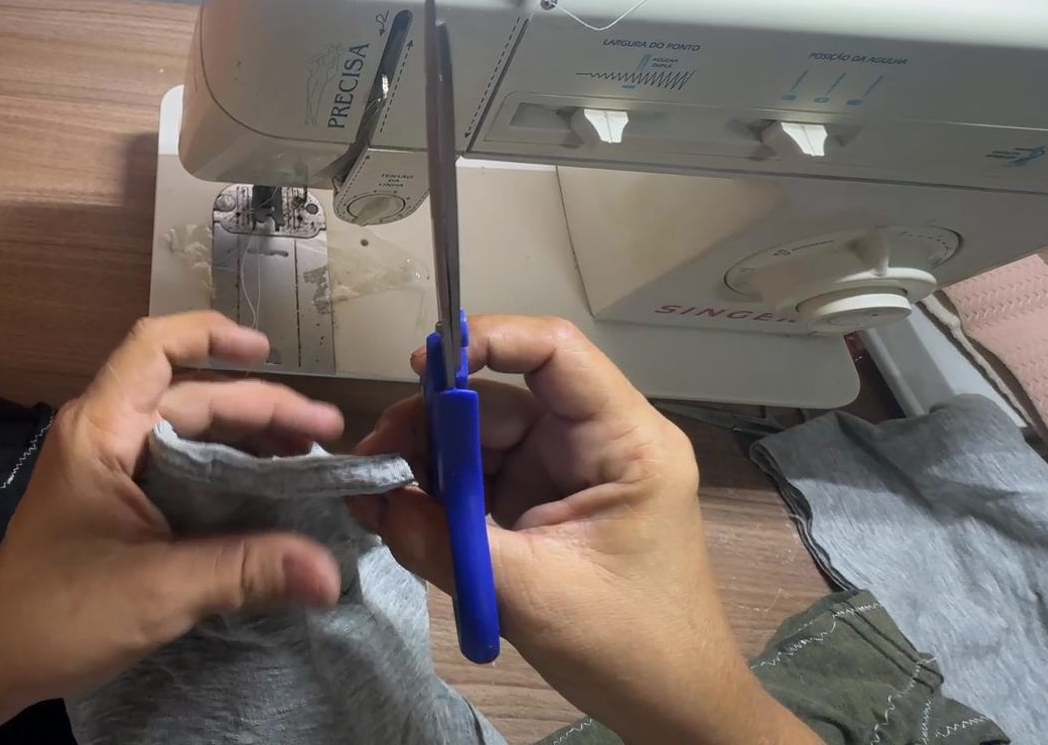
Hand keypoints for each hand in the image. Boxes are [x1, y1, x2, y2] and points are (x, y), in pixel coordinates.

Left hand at [0, 312, 345, 732]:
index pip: (152, 347)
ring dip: (247, 433)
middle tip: (326, 431)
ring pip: (189, 424)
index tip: (267, 351)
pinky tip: (266, 483)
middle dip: (258, 405)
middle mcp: (106, 429)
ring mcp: (112, 460)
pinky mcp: (119, 490)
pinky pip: (181, 458)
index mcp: (101, 429)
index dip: (210, 335)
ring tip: (308, 453)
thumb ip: (243, 572)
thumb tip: (330, 572)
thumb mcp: (157, 590)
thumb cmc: (59, 613)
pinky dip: (226, 462)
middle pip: (189, 393)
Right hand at [349, 315, 811, 744]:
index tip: (422, 366)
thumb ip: (445, 543)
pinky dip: (431, 488)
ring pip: (471, 434)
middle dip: (426, 424)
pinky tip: (399, 510)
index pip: (555, 352)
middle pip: (491, 398)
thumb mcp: (533, 596)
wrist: (675, 714)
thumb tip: (372, 502)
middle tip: (374, 461)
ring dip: (420, 460)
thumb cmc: (636, 650)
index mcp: (621, 442)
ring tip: (378, 497)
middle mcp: (586, 439)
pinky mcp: (532, 494)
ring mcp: (555, 466)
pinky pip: (469, 471)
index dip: (488, 340)